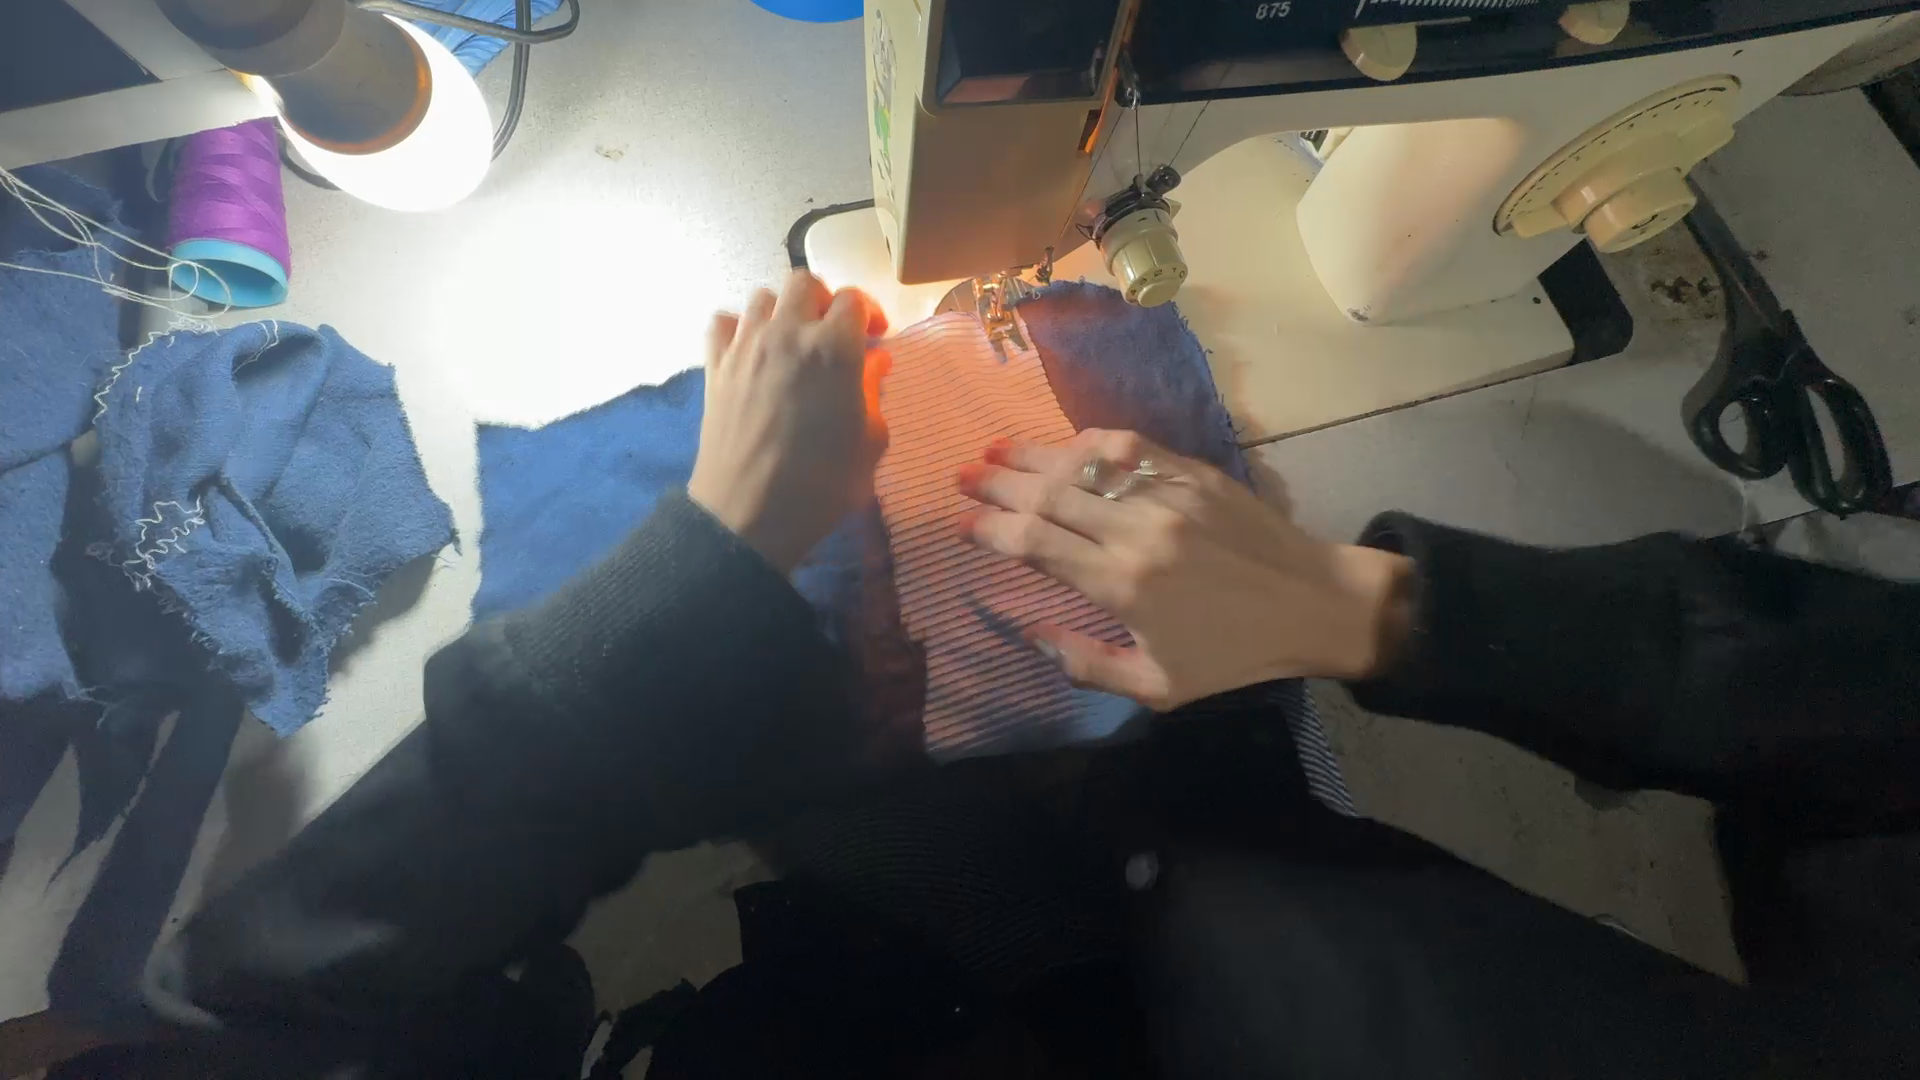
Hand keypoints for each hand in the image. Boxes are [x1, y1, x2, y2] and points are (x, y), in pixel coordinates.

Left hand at [688, 271, 889, 572]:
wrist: (750, 514)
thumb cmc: (823, 484)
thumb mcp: (870, 442)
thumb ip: (875, 393)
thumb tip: (874, 362)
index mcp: (834, 349)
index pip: (854, 300)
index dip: (870, 313)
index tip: (875, 337)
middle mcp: (787, 333)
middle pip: (805, 283)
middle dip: (825, 301)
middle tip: (834, 334)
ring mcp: (745, 346)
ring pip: (763, 297)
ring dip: (784, 311)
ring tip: (793, 342)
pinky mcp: (714, 365)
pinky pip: (723, 322)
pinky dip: (739, 328)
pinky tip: (752, 353)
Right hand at [955, 429, 1411, 709]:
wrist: (1318, 605)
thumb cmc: (1234, 655)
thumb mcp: (1158, 688)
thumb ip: (1087, 664)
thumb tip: (1031, 633)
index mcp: (1121, 587)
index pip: (1034, 546)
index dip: (989, 531)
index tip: (961, 524)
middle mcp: (1134, 532)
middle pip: (1046, 497)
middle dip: (996, 485)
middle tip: (962, 477)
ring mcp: (1165, 495)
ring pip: (1081, 466)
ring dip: (1031, 456)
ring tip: (993, 451)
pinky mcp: (1192, 473)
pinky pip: (1128, 447)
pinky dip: (1088, 443)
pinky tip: (1064, 445)